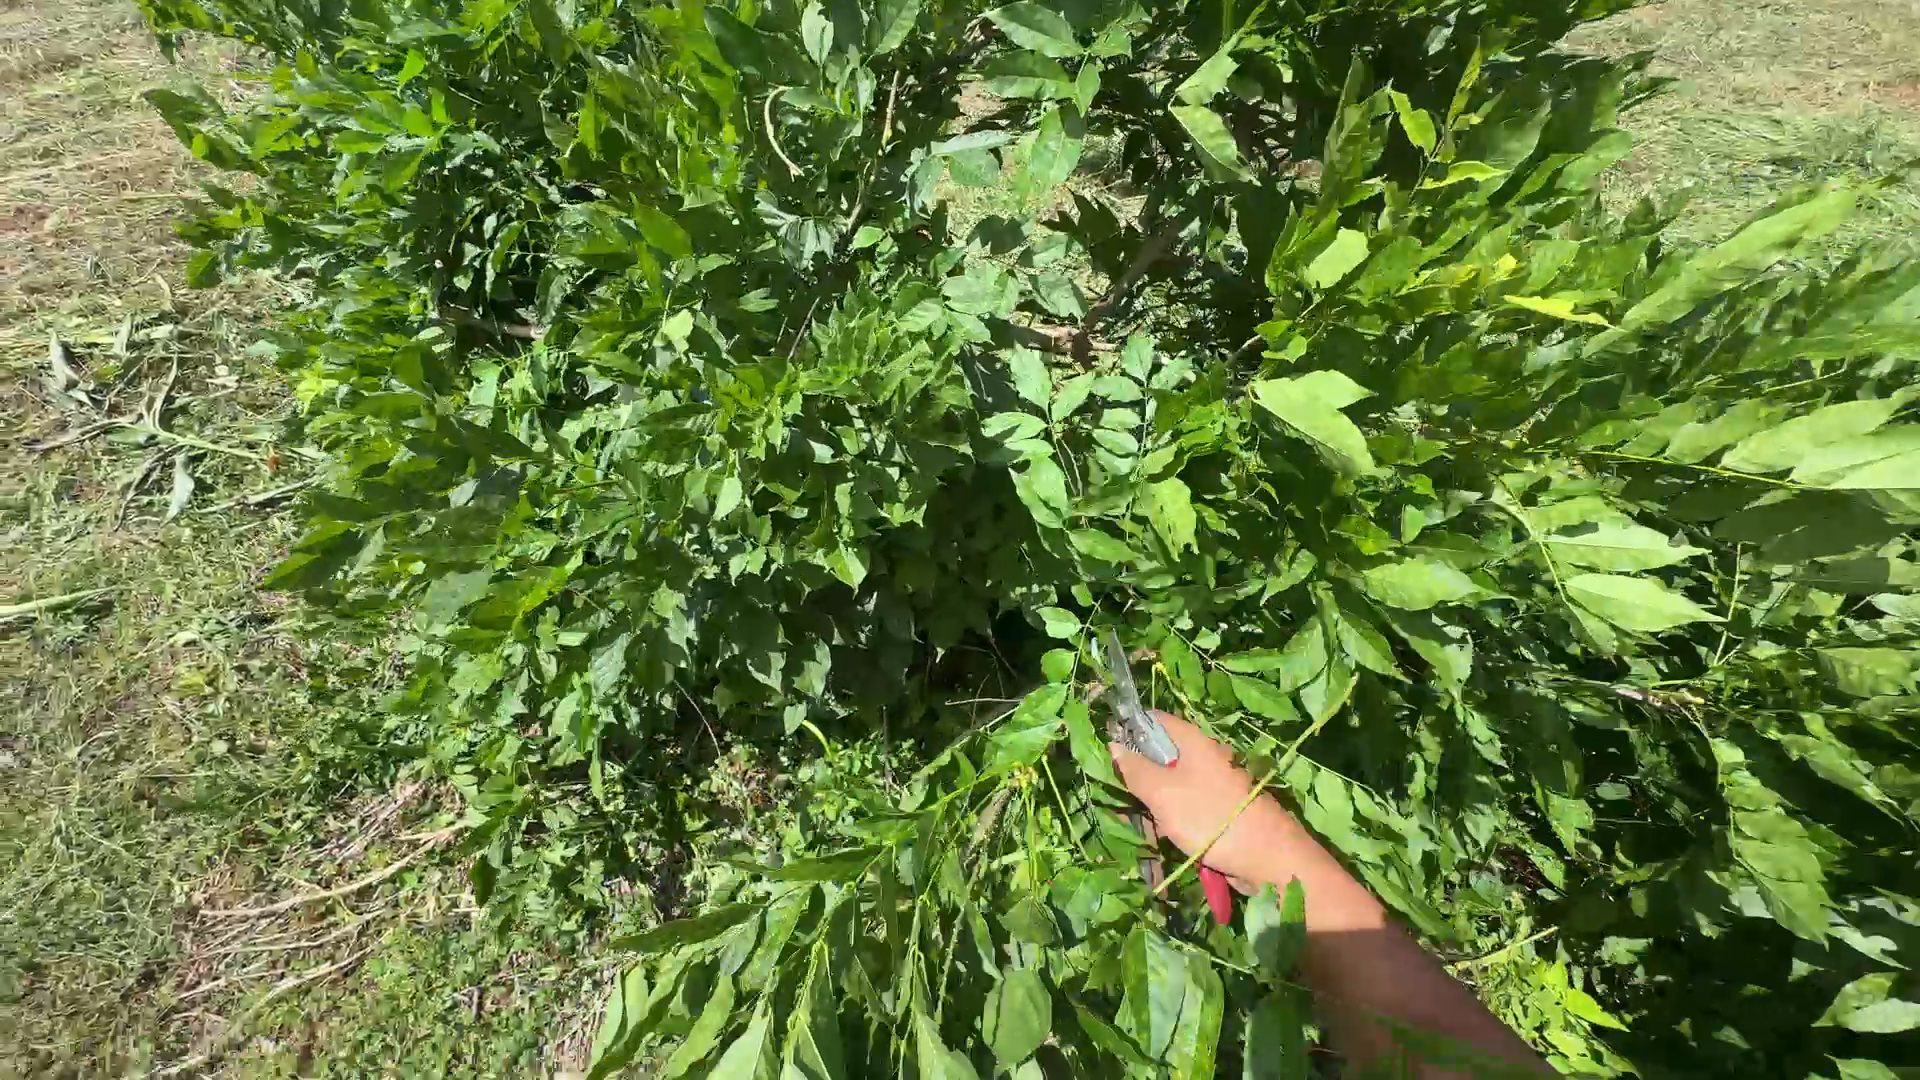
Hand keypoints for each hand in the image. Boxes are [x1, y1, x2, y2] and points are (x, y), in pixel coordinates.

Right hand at [1108, 712, 1297, 891]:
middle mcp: (1205, 755)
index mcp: (1193, 740)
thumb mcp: (1162, 793)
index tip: (1111, 753)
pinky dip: (1175, 817)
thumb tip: (1115, 745)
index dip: (1129, 730)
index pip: (1153, 720)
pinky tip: (1168, 836)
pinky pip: (1188, 804)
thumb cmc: (1211, 817)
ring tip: (1147, 825)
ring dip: (1155, 802)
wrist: (1271, 859)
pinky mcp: (1222, 807)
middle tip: (1125, 799)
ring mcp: (1215, 782)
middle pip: (1162, 754)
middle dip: (1140, 775)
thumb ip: (1135, 769)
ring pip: (1173, 783)